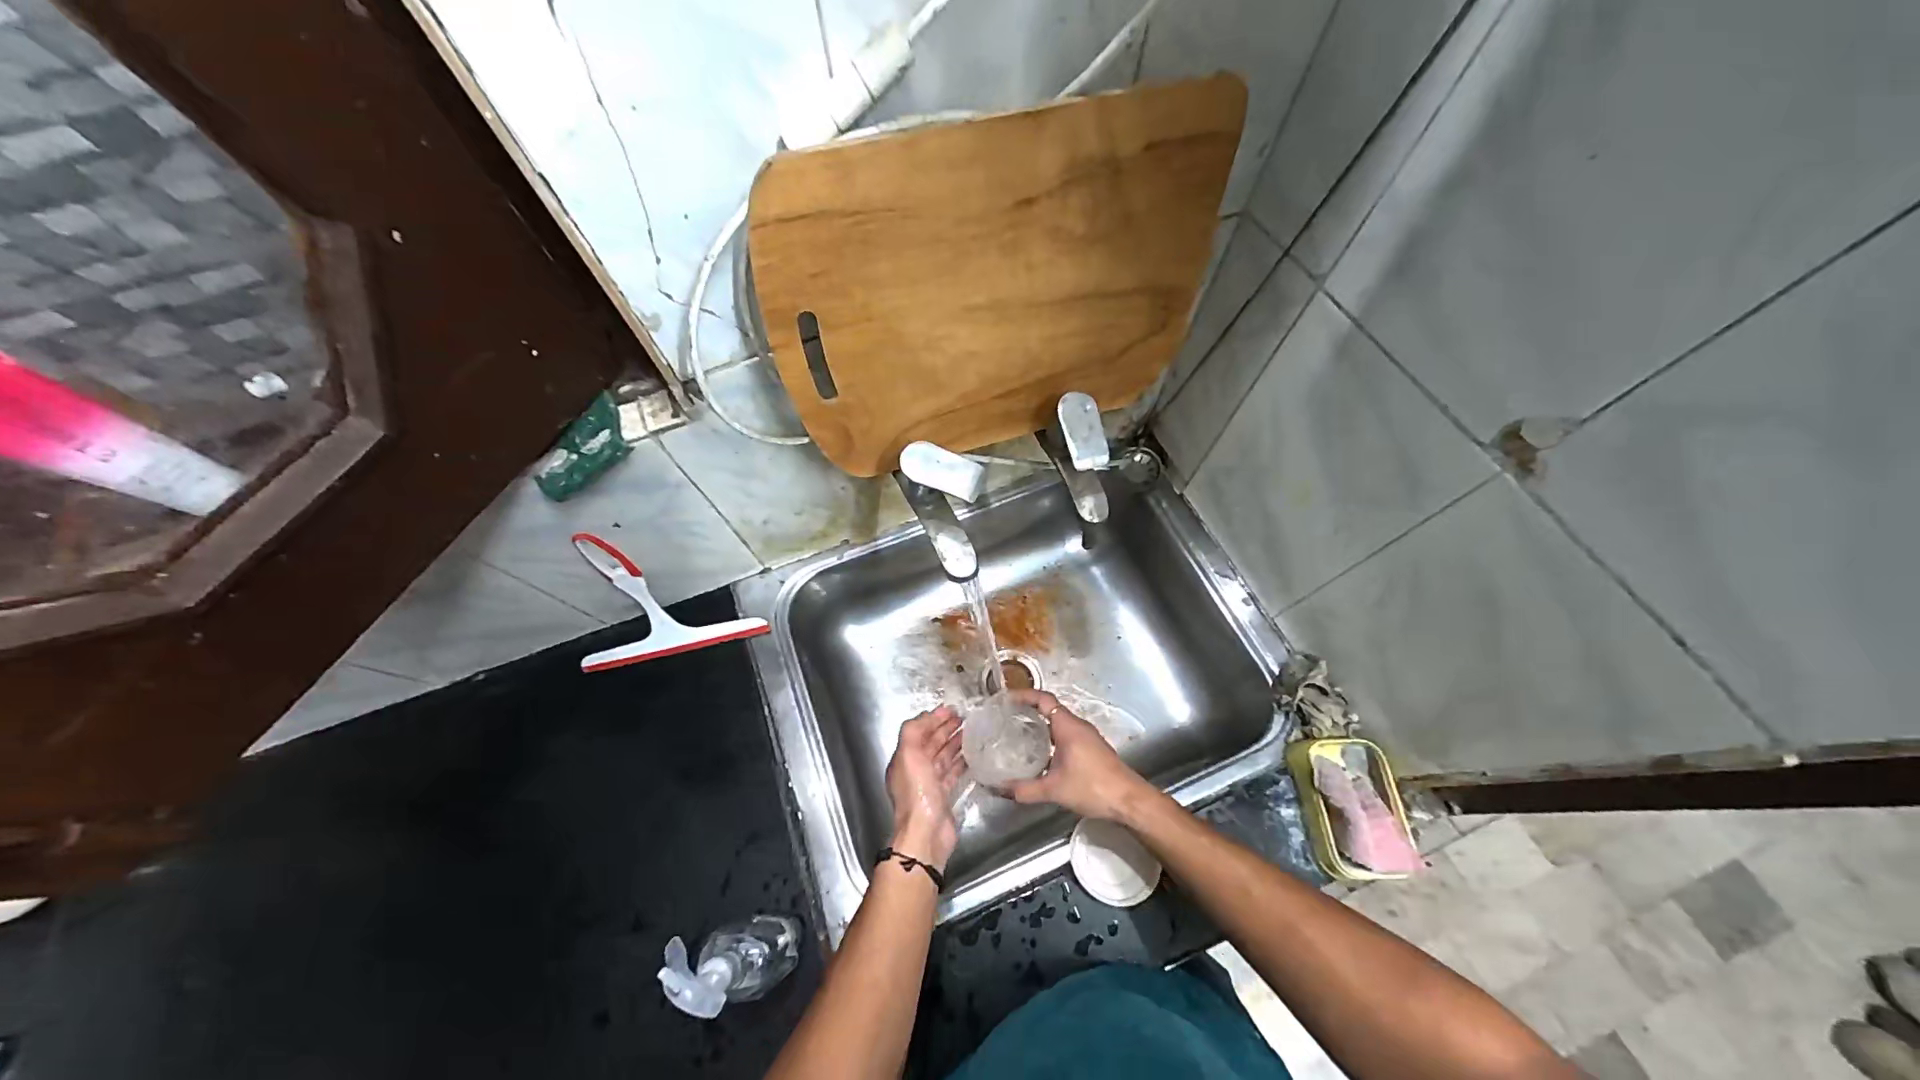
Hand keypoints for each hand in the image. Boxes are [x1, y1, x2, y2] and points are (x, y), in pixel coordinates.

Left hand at [885, 705, 963, 869]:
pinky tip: (973, 755)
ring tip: (971, 731)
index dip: (933, 719)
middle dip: (946, 729)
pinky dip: (961, 762)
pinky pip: (953, 773)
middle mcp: (915, 770)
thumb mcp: (909, 754)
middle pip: (932, 743)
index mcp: (904, 759)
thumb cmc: (917, 793)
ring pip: (944, 757)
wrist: (926, 833)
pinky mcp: (944, 796)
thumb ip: (914, 731)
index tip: (951, 709)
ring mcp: (930, 784)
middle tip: (964, 717)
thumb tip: (928, 716)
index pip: (919, 732)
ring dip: (955, 743)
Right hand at [1003, 690, 1153, 821]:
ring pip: (1059, 723)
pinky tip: (1040, 755)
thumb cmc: (1093, 787)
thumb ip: (1025, 789)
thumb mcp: (1054, 790)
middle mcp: (1078, 726)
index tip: (1006, 699)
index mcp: (1068, 726)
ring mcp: (1087, 737)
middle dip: (1028, 710)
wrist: (1129, 800)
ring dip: (1040, 725)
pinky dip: (1050, 738)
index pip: (1043, 699)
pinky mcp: (1092, 749)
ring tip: (1018, 734)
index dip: (1024, 695)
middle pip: (1050, 709)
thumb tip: (1000, 789)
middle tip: (1006, 718)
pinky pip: (1066, 734)